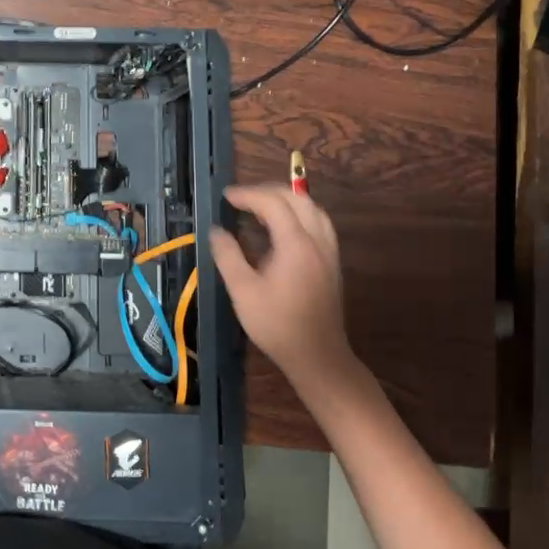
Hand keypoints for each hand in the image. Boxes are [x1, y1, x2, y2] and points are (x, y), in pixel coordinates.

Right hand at [211, 185, 350, 379]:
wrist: (318, 356)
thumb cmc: (277, 325)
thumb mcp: (242, 291)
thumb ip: (228, 255)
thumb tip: (216, 230)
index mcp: (296, 245)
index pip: (273, 203)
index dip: (247, 195)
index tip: (225, 197)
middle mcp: (318, 241)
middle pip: (296, 199)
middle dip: (267, 192)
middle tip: (240, 199)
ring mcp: (329, 251)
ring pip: (312, 209)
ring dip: (286, 201)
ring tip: (260, 208)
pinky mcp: (332, 262)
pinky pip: (318, 223)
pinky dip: (298, 214)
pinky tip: (282, 228)